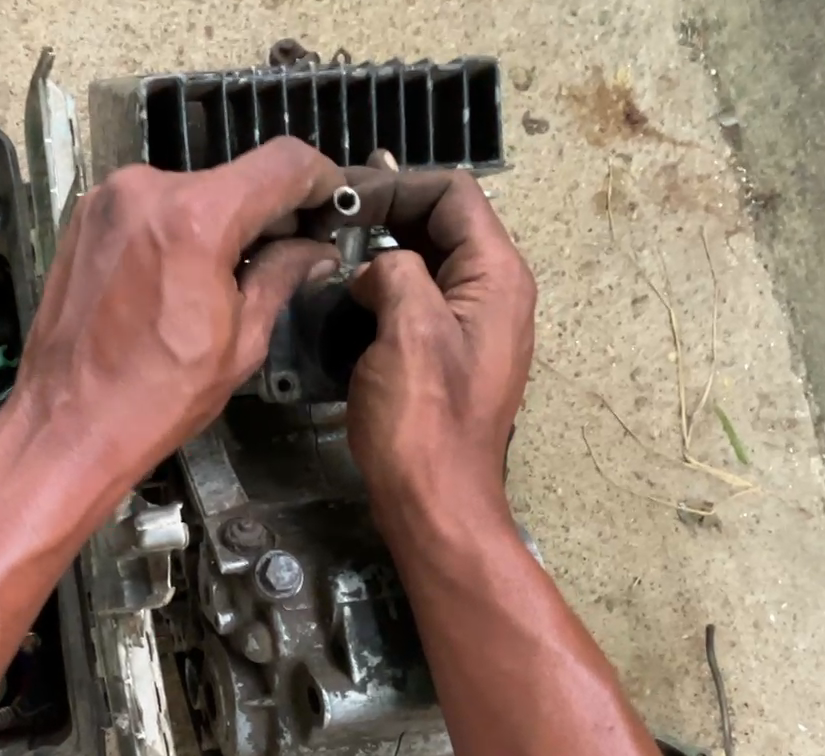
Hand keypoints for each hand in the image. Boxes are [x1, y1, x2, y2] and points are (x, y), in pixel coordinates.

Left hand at [12, 137, 345, 480]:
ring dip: (220, 223)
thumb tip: (313, 251)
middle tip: (288, 254)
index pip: (281, 163)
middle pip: (233, 178)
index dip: (319, 179)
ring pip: (189, 193)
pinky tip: (182, 276)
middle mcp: (145, 190)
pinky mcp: (82, 221)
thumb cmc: (154, 399)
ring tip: (228, 277)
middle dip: (267, 212)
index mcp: (193, 218)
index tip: (331, 203)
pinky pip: (149, 209)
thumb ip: (280, 279)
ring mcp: (106, 202)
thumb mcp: (239, 345)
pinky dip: (176, 230)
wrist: (67, 424)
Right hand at [339, 166, 536, 512]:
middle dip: (386, 217)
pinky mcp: (444, 359)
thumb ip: (395, 273)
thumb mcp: (409, 331)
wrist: (433, 500)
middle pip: (441, 227)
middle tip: (328, 219)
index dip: (399, 186)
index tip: (343, 201)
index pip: (454, 195)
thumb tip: (374, 270)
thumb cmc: (422, 421)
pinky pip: (415, 306)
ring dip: (380, 256)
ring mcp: (469, 329)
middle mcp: (491, 294)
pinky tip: (346, 302)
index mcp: (495, 277)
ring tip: (330, 255)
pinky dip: (381, 294)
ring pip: (425, 267)